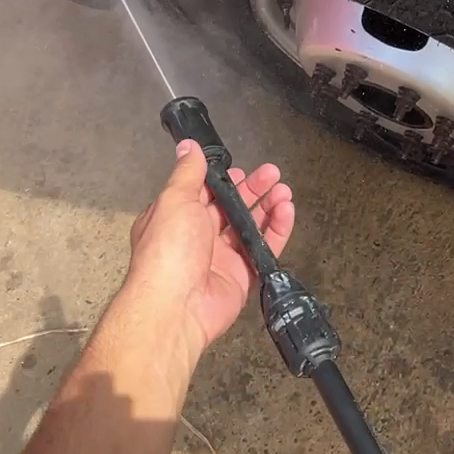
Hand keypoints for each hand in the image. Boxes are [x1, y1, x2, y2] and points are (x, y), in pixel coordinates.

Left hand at [120, 140, 294, 365]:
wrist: (178, 305)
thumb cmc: (167, 254)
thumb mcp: (175, 201)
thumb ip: (188, 173)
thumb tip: (188, 147)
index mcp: (177, 218)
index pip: (205, 192)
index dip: (225, 180)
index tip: (242, 169)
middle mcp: (198, 237)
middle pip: (233, 207)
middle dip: (253, 189)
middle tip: (272, 174)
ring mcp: (222, 256)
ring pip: (252, 226)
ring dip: (269, 206)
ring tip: (284, 191)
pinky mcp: (243, 274)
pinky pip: (266, 249)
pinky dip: (278, 230)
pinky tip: (286, 212)